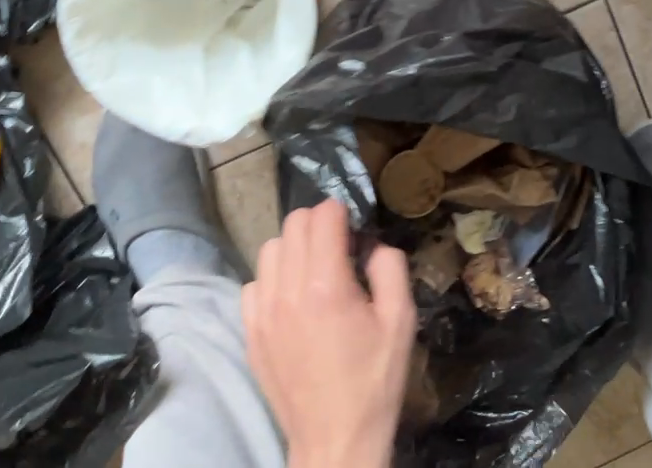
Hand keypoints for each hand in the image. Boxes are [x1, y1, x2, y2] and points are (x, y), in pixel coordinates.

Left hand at [242, 200, 415, 467]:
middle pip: (293, 223)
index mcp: (326, 285)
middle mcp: (288, 291)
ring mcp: (263, 313)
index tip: (356, 230)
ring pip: (270, 247)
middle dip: (320, 223)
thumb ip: (390, 267)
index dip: (343, 212)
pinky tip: (293, 297)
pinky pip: (253, 283)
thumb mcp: (402, 320)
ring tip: (315, 270)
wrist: (336, 439)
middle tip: (341, 246)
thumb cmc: (374, 380)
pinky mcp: (250, 333)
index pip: (323, 215)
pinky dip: (273, 278)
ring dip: (295, 247)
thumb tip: (371, 242)